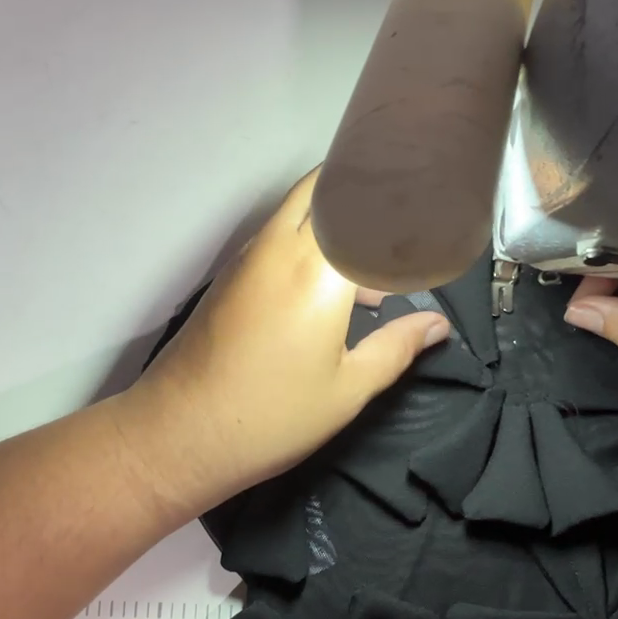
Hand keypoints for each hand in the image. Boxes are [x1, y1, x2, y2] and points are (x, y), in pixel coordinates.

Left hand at [115, 170, 450, 513]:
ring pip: (300, 207)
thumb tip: (437, 325)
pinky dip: (312, 239)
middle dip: (370, 194)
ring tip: (373, 276)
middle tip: (404, 228)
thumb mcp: (348, 390)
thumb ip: (397, 347)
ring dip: (340, 221)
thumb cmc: (273, 417)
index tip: (437, 217)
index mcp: (318, 270)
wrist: (180, 433)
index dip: (407, 207)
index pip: (371, 209)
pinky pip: (279, 232)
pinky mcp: (230, 273)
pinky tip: (333, 291)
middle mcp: (281, 245)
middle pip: (329, 185)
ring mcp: (249, 255)